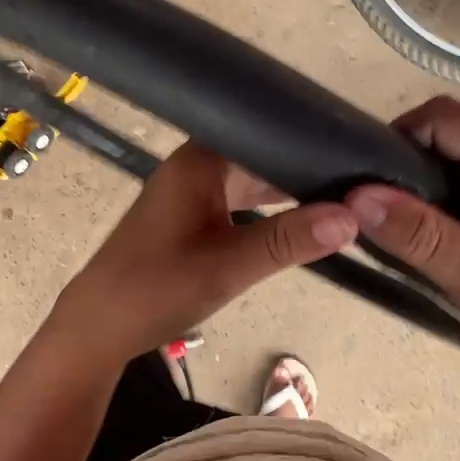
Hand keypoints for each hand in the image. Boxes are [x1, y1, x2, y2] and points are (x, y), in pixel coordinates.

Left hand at [52, 142, 358, 359]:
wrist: (97, 326)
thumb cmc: (157, 289)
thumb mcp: (230, 266)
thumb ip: (290, 239)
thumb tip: (353, 216)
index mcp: (201, 161)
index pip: (267, 134)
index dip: (312, 144)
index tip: (359, 156)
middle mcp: (194, 164)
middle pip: (261, 154)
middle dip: (306, 168)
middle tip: (362, 180)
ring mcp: (189, 189)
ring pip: (250, 179)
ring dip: (287, 190)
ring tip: (343, 196)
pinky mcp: (187, 213)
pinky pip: (237, 198)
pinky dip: (266, 207)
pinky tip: (297, 218)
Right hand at [343, 96, 459, 376]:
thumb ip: (417, 234)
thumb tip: (356, 197)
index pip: (444, 118)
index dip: (399, 138)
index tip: (369, 182)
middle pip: (445, 130)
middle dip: (404, 160)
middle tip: (378, 207)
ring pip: (450, 153)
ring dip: (417, 179)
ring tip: (395, 220)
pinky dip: (433, 194)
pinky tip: (421, 227)